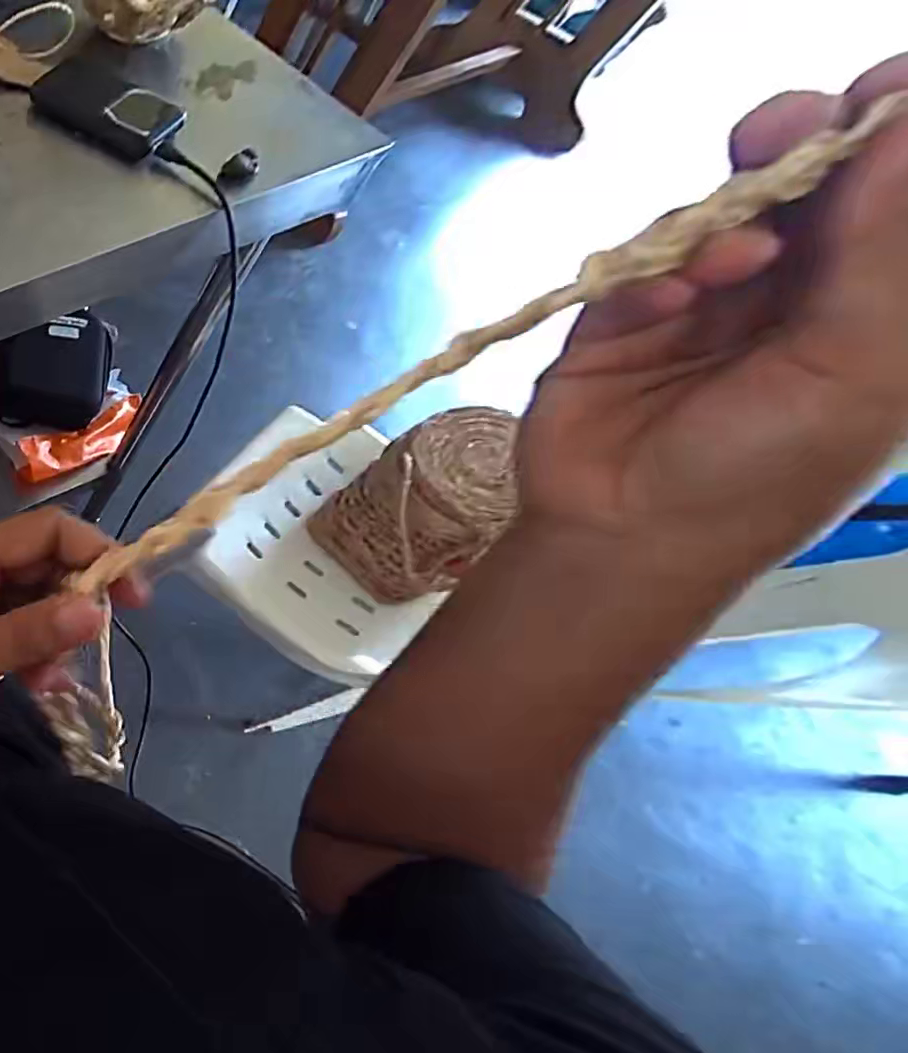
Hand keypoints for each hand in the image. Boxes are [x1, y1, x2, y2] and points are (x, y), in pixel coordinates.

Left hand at [0, 508, 147, 767]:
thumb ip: (19, 637)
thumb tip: (95, 608)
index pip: (47, 530)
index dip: (97, 552)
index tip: (134, 598)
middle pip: (44, 561)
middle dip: (78, 599)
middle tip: (91, 650)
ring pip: (30, 595)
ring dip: (54, 631)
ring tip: (50, 681)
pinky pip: (7, 622)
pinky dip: (29, 646)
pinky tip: (34, 681)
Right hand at [518, 54, 907, 577]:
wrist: (626, 530)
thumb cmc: (764, 466)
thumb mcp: (860, 364)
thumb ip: (881, 254)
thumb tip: (895, 132)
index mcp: (867, 301)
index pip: (888, 197)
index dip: (890, 137)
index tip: (886, 90)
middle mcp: (780, 294)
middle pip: (793, 190)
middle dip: (795, 148)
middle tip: (787, 128)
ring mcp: (686, 310)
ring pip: (703, 223)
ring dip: (717, 219)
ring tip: (732, 256)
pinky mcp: (606, 329)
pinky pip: (626, 276)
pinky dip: (645, 276)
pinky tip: (664, 299)